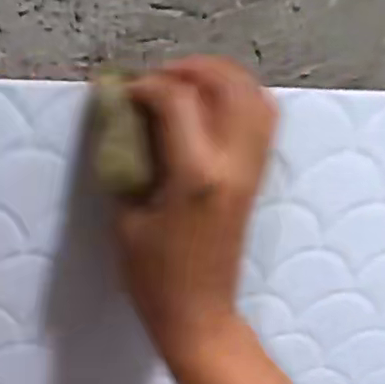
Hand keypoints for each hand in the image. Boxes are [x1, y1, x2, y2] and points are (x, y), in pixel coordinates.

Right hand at [115, 56, 276, 364]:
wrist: (198, 314)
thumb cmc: (153, 278)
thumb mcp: (127, 222)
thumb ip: (127, 167)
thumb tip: (125, 127)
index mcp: (194, 175)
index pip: (177, 101)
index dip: (146, 87)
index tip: (122, 93)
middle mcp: (232, 164)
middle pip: (226, 84)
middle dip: (189, 70)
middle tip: (156, 80)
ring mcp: (250, 171)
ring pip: (254, 96)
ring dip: (220, 79)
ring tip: (186, 86)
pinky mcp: (255, 180)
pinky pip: (262, 121)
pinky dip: (239, 100)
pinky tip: (210, 110)